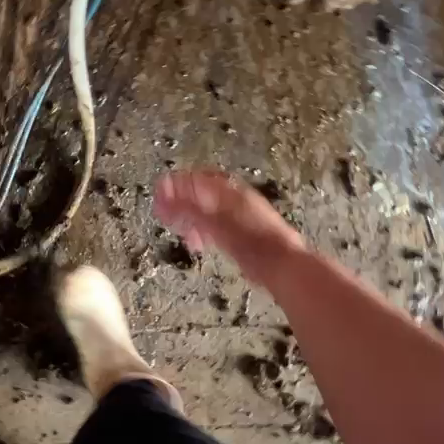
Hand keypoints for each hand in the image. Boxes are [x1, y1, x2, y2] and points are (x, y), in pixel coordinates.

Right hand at [154, 168, 303, 258]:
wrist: (284, 265)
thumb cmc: (251, 243)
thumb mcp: (214, 224)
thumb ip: (189, 207)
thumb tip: (166, 189)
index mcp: (228, 192)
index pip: (195, 178)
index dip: (174, 186)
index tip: (159, 197)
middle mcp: (236, 198)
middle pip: (201, 192)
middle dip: (181, 202)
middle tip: (166, 216)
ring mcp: (242, 213)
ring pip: (209, 208)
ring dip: (192, 218)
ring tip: (183, 234)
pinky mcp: (246, 229)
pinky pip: (219, 222)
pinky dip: (205, 228)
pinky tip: (201, 241)